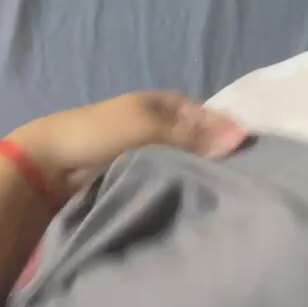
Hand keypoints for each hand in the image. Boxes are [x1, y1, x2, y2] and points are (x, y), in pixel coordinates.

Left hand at [7, 91, 247, 194]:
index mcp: (169, 104)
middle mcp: (166, 127)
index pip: (212, 118)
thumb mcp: (150, 128)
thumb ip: (195, 137)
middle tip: (244, 182)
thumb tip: (242, 137)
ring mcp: (156, 154)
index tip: (253, 157)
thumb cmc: (100, 134)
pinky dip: (186, 188)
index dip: (230, 134)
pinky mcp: (147, 178)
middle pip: (204, 142)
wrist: (53, 164)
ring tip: (228, 195)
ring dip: (204, 176)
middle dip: (220, 158)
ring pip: (191, 164)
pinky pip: (175, 181)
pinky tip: (202, 202)